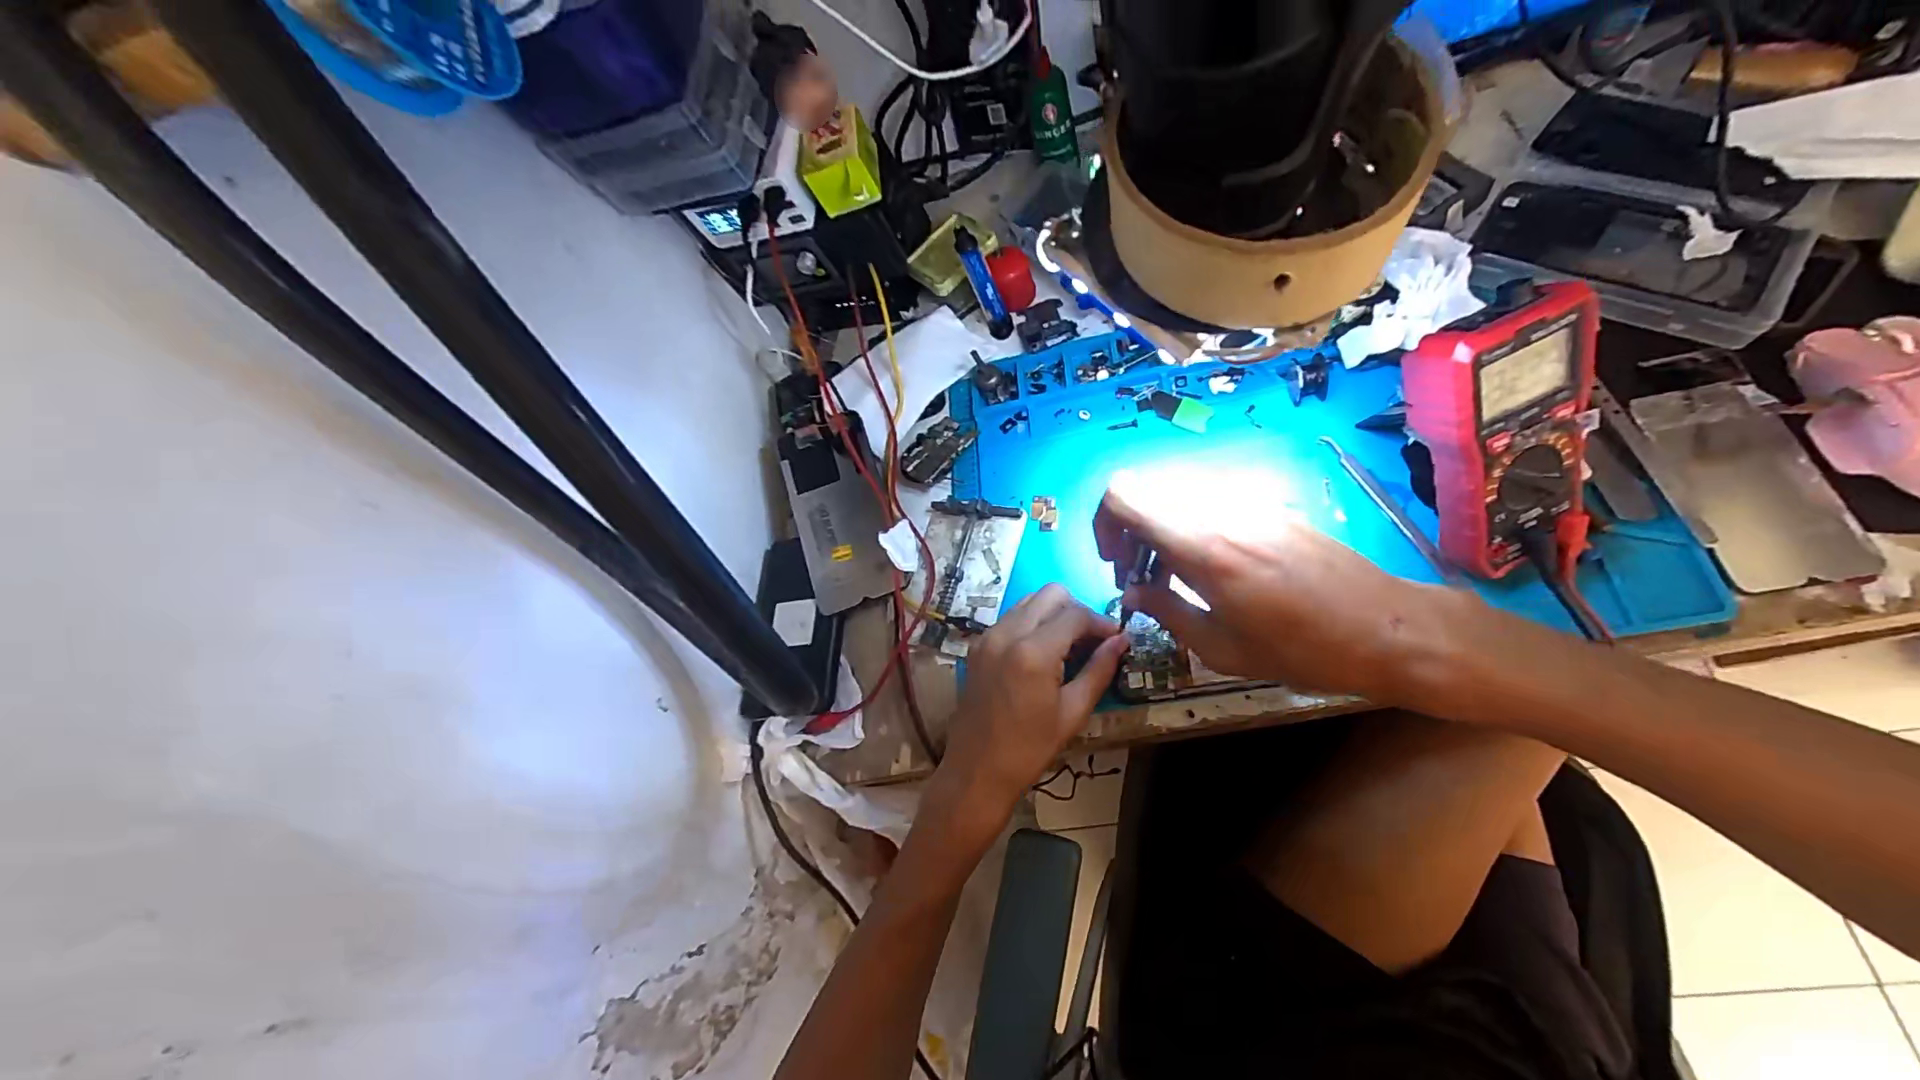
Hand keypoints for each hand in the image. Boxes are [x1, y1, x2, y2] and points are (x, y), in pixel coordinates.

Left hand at [931, 585, 1128, 824]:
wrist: (977, 770)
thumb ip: (1099, 670)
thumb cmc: (1030, 748)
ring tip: (1069, 646)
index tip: (1116, 637)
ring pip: (1028, 601)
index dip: (1102, 622)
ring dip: (1053, 614)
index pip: (1076, 614)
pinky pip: (1010, 618)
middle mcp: (1006, 633)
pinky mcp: (977, 646)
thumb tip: (1122, 640)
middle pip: (1051, 593)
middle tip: (1092, 640)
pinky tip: (1043, 652)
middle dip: (1077, 610)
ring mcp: (987, 637)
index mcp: (1032, 651)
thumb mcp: (1073, 711)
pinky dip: (1032, 623)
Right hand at [1093, 484, 1469, 707]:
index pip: (1124, 495)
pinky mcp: (1271, 506)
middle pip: (1145, 488)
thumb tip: (1131, 593)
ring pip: (1177, 492)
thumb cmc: (1303, 651)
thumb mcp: (1221, 648)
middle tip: (1138, 574)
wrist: (1390, 629)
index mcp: (1203, 545)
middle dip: (1127, 527)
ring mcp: (1250, 503)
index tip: (1115, 562)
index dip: (1103, 522)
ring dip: (1159, 526)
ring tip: (1173, 575)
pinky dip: (1192, 525)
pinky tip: (1211, 568)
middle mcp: (1221, 510)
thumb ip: (1166, 611)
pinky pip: (1211, 500)